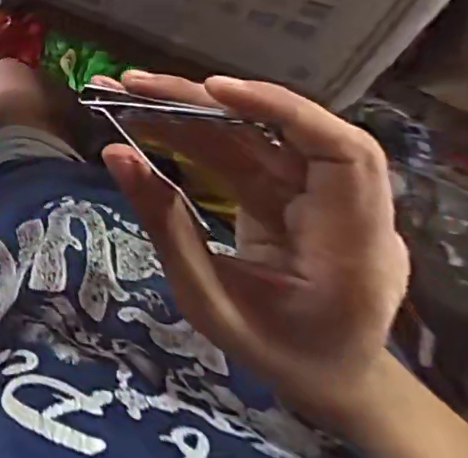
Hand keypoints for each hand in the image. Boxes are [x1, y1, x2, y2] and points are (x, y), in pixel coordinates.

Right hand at [97, 70, 408, 425]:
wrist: (329, 380)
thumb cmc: (278, 354)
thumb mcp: (209, 303)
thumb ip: (166, 226)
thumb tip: (114, 152)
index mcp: (353, 247)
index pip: (344, 154)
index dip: (283, 110)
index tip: (214, 90)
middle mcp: (346, 208)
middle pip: (282, 131)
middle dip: (205, 103)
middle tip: (133, 86)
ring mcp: (318, 195)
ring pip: (255, 133)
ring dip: (191, 111)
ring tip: (128, 94)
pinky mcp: (290, 190)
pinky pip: (243, 150)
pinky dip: (196, 133)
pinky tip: (152, 120)